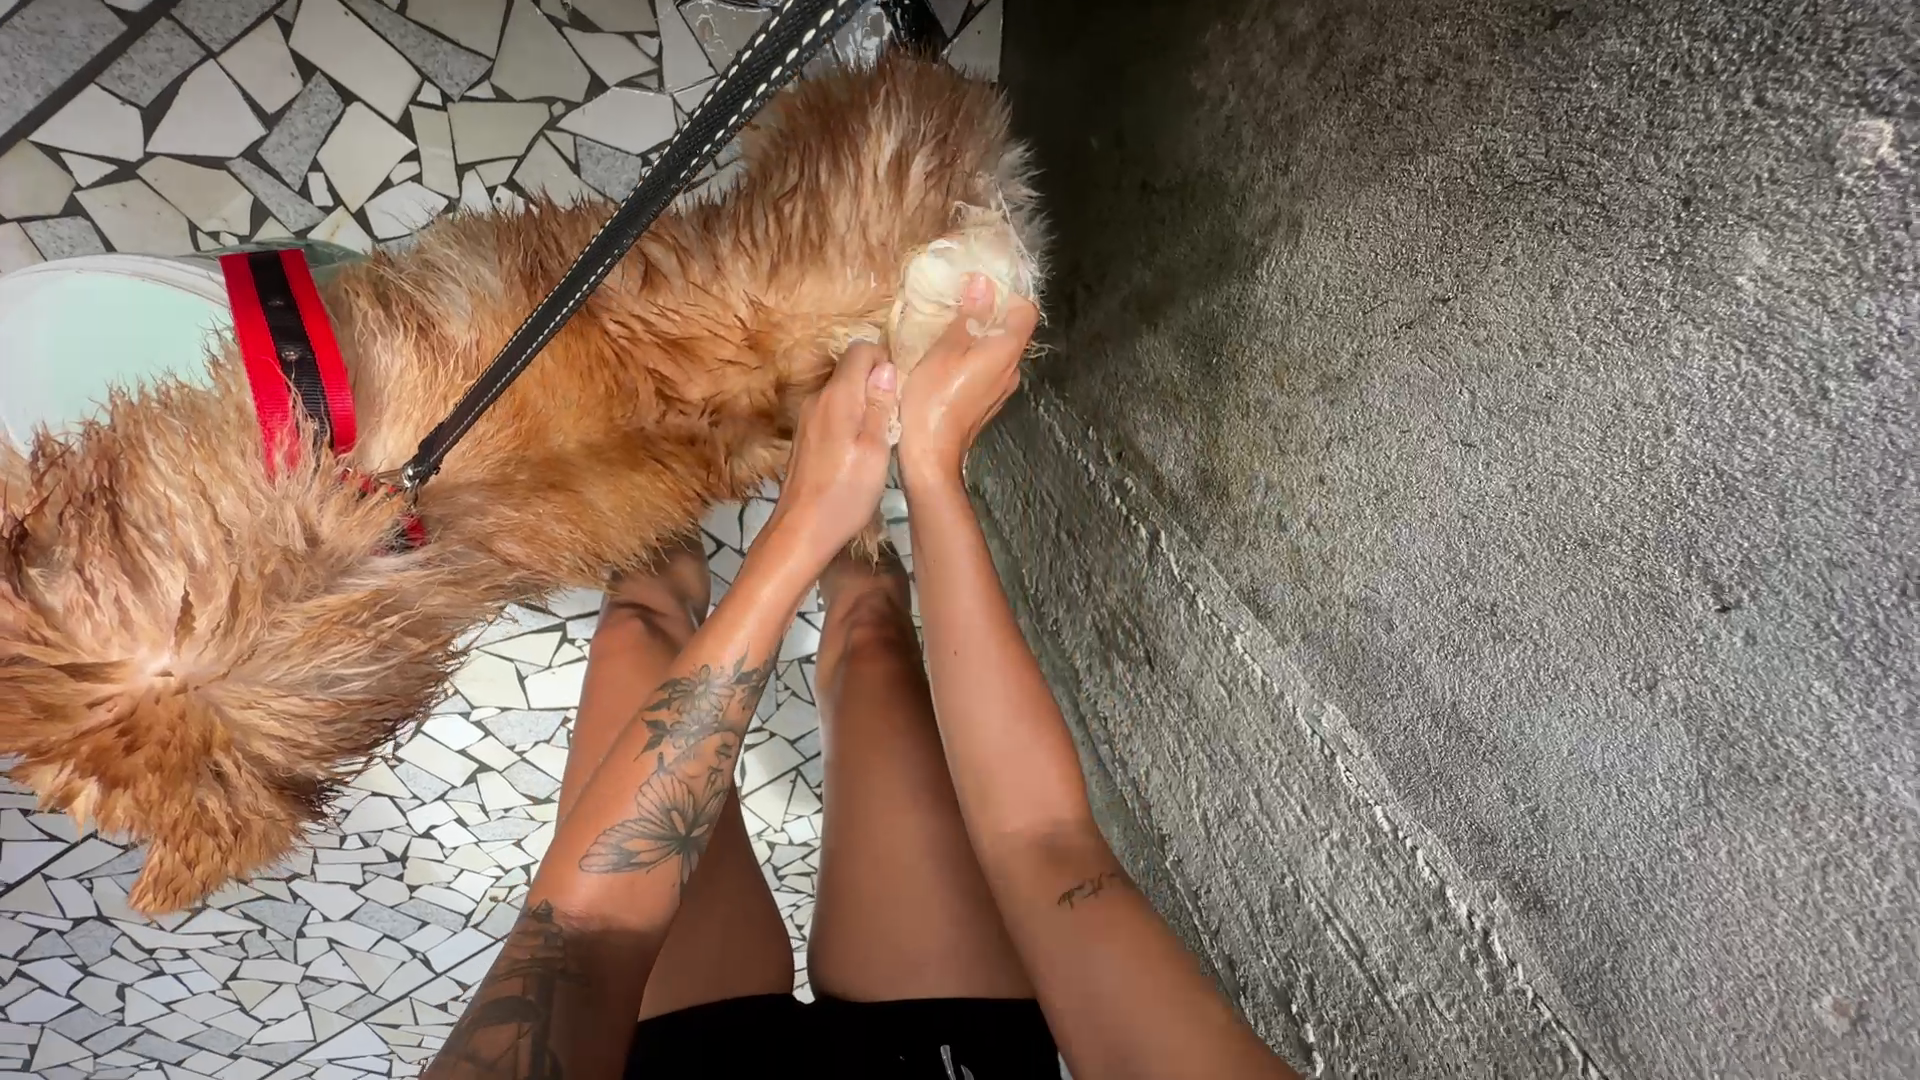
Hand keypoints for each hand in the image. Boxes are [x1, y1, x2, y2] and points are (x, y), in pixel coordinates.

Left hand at [762, 341, 899, 567]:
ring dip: (864, 405)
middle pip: (850, 370)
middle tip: (894, 418)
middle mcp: (817, 398)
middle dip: (876, 384)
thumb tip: (886, 367)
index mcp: (837, 396)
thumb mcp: (875, 449)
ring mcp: (807, 418)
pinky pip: (832, 412)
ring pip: (842, 392)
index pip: (860, 350)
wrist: (802, 530)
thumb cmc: (845, 493)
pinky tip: (859, 451)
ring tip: (880, 438)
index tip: (899, 392)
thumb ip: (880, 405)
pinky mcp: (805, 437)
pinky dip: (850, 420)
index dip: (884, 362)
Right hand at [897, 274, 1039, 487]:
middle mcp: (1012, 370)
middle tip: (957, 302)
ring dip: (979, 335)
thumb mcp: (944, 350)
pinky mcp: (988, 401)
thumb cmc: (933, 400)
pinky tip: (949, 359)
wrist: (932, 454)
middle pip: (1012, 329)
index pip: (1026, 310)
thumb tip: (984, 284)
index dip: (1007, 293)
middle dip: (989, 311)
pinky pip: (989, 368)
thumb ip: (967, 317)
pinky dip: (974, 357)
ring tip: (948, 328)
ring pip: (998, 349)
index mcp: (1006, 352)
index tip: (980, 285)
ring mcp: (1002, 388)